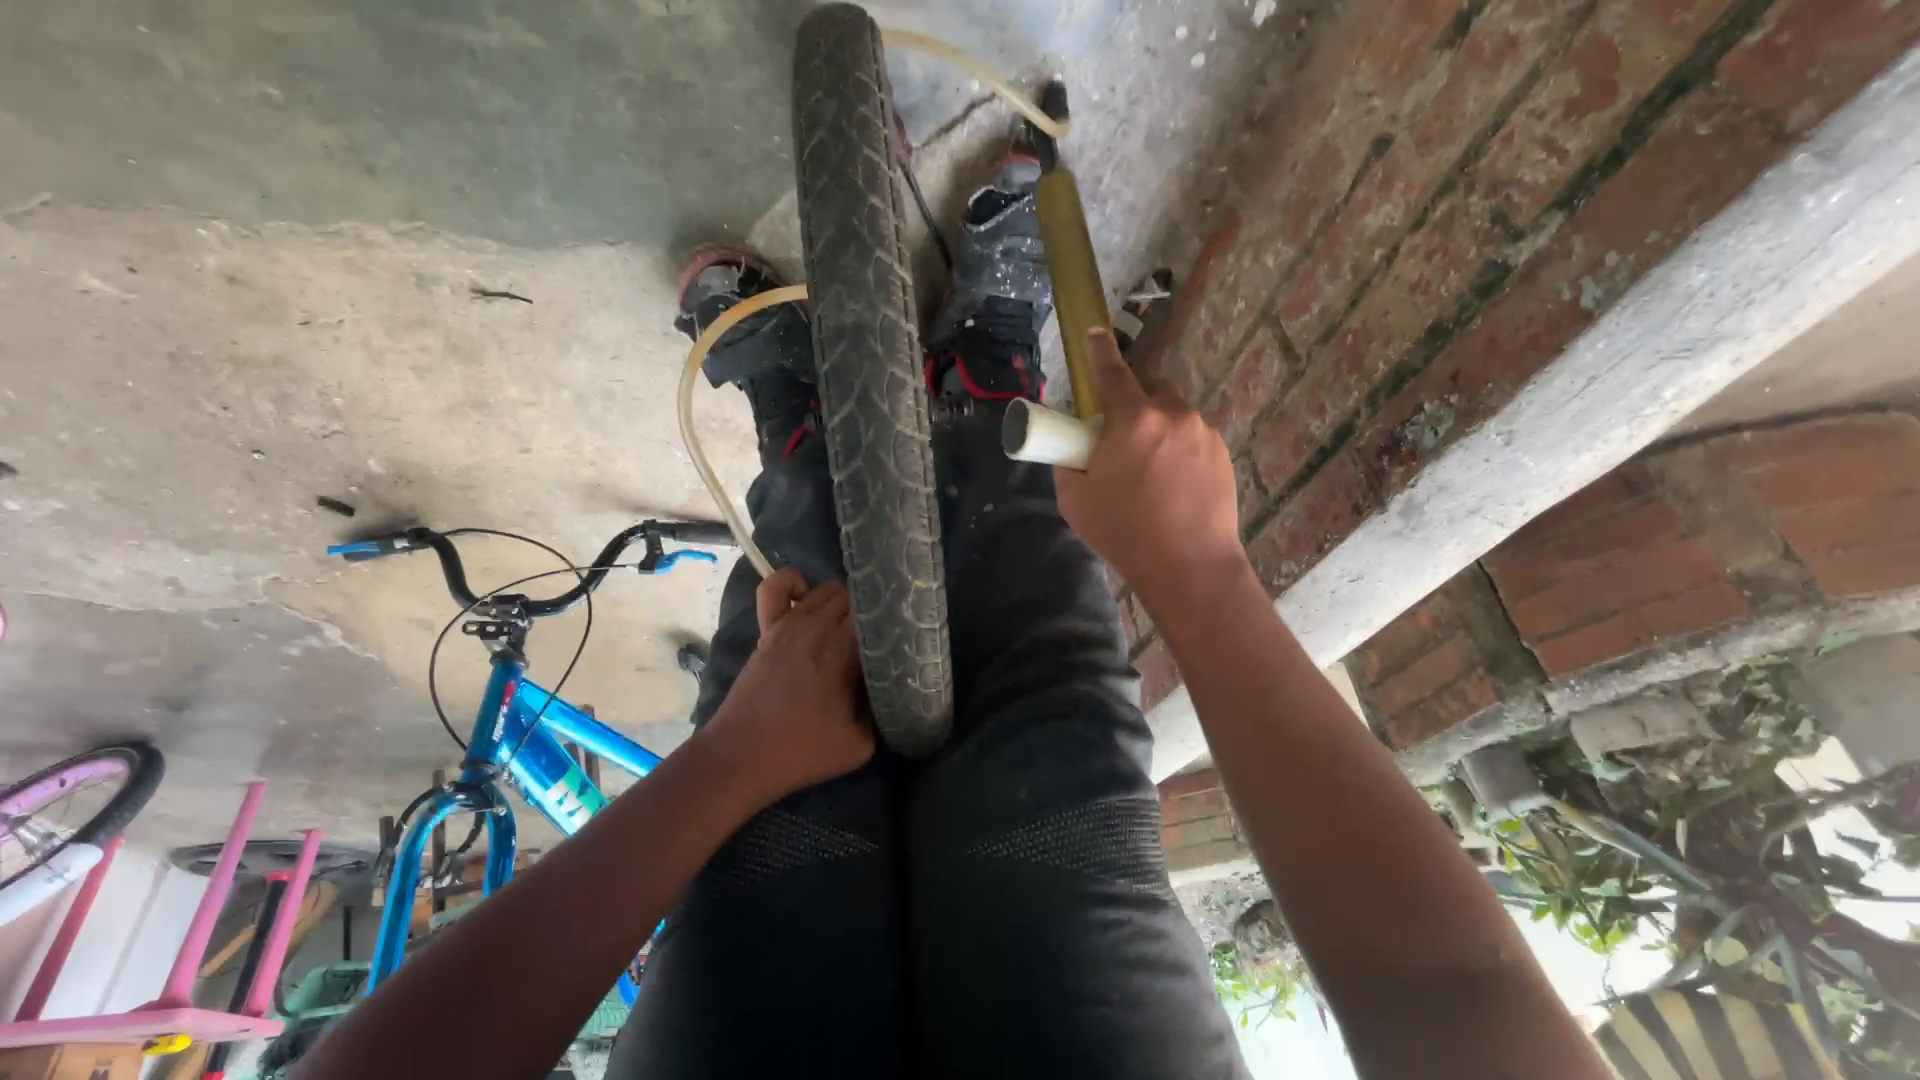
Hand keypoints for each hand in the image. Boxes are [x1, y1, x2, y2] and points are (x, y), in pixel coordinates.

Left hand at [702, 566, 874, 801]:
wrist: (741, 755)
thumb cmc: (802, 751)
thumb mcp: (859, 745)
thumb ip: (881, 712)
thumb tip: (890, 688)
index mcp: (845, 651)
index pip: (879, 614)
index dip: (895, 623)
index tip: (905, 640)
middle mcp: (820, 627)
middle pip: (858, 598)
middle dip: (872, 614)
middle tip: (881, 639)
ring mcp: (790, 623)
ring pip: (828, 590)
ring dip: (843, 602)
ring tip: (851, 627)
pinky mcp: (767, 629)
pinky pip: (776, 587)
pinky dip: (793, 584)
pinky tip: (806, 599)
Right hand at [1054, 328, 1248, 607]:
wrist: (1189, 565)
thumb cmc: (1124, 532)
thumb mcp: (1075, 499)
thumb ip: (1069, 462)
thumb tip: (1074, 448)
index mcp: (1133, 419)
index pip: (1111, 371)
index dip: (1099, 350)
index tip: (1095, 332)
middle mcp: (1172, 414)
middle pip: (1149, 386)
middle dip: (1133, 396)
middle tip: (1119, 429)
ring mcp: (1203, 432)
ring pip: (1173, 412)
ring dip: (1157, 425)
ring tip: (1148, 466)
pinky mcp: (1222, 453)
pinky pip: (1193, 437)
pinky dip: (1178, 447)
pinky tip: (1172, 483)